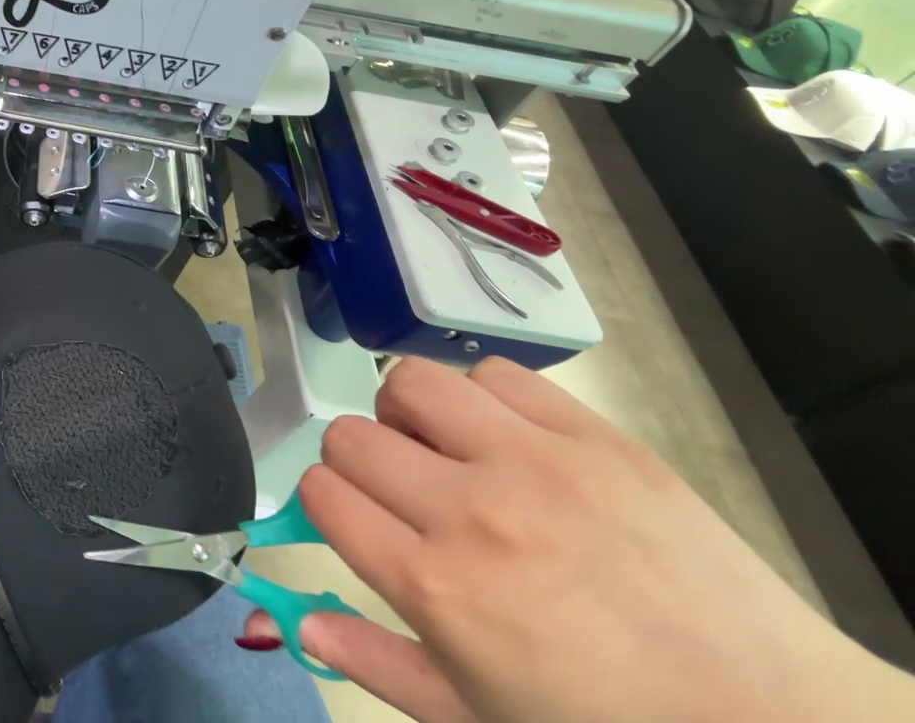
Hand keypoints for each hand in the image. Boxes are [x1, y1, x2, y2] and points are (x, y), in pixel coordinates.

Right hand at [292, 356, 914, 722]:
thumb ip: (374, 663)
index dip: (327, 502)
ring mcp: (534, 463)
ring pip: (411, 384)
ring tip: (443, 448)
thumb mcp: (470, 716)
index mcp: (432, 585)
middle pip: (350, 436)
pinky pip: (496, 374)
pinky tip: (504, 436)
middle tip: (400, 489)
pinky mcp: (593, 436)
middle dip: (357, 461)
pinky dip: (481, 397)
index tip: (355, 518)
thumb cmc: (598, 720)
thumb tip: (297, 622)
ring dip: (408, 414)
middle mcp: (469, 512)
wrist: (763, 713)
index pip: (322, 492)